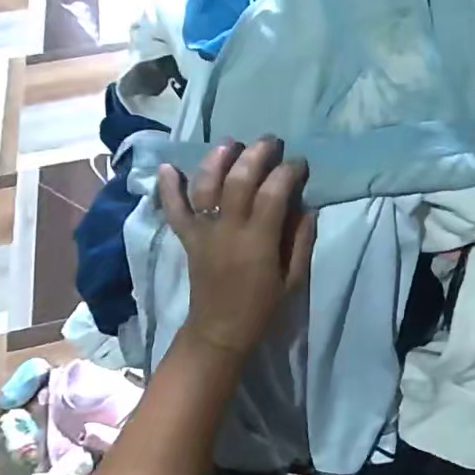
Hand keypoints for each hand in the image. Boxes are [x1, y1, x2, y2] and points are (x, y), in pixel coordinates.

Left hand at [158, 137, 316, 357]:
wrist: (220, 332)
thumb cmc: (262, 308)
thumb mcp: (293, 280)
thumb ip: (300, 242)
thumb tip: (306, 208)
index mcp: (258, 240)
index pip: (274, 192)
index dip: (288, 172)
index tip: (300, 163)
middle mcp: (229, 229)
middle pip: (239, 179)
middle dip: (256, 154)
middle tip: (271, 142)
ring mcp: (204, 232)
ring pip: (206, 186)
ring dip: (217, 160)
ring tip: (230, 142)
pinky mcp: (188, 239)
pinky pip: (175, 210)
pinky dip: (168, 189)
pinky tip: (168, 167)